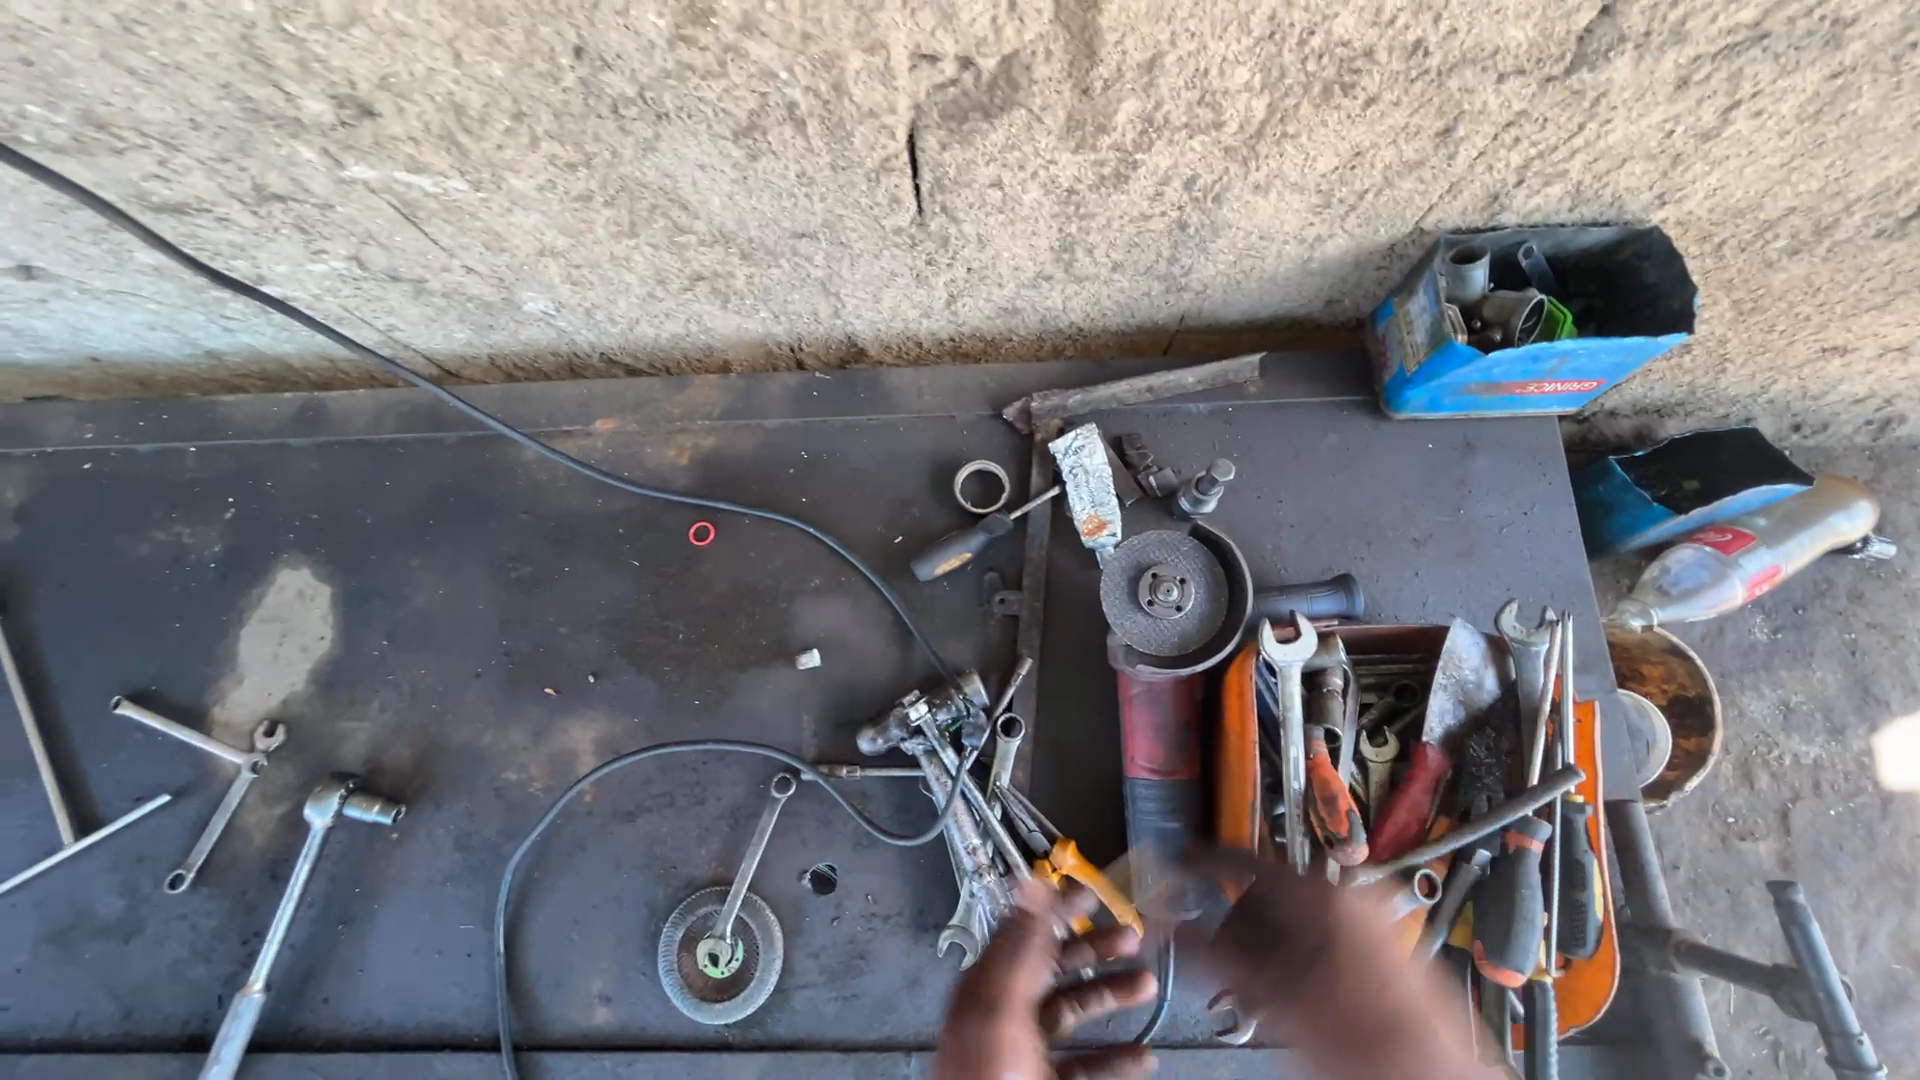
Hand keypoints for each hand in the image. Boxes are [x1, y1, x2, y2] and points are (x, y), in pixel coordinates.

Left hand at [935, 878, 1159, 1079]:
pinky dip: (1114, 1059)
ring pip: (1072, 1013)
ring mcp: (1025, 1053)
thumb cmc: (994, 1075)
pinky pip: (1083, 1067)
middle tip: (1136, 937)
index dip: (1058, 909)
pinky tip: (1145, 1056)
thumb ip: (1020, 948)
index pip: (1025, 932)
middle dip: (1095, 950)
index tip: (1095, 893)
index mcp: (988, 986)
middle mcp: (1005, 1012)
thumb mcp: (1003, 1008)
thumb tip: (1030, 882)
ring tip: (1150, 987)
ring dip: (1110, 997)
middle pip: (1053, 969)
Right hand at [1185, 850, 1495, 1079]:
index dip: (1205, 864)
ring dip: (1264, 949)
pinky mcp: (1384, 950)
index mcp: (1324, 896)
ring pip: (1295, 920)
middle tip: (1217, 963)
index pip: (1246, 861)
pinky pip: (1322, 938)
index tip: (1179, 866)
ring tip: (1252, 993)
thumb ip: (1219, 954)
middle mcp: (1349, 898)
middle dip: (1238, 928)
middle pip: (1270, 894)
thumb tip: (1172, 929)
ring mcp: (1371, 923)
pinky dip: (1295, 959)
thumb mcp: (1278, 996)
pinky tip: (1284, 997)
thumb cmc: (1364, 1042)